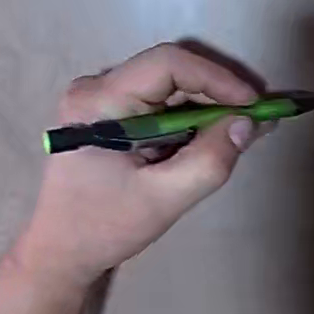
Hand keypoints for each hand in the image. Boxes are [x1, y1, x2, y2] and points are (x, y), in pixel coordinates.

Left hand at [15, 42, 261, 287]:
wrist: (58, 249)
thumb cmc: (103, 227)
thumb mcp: (162, 200)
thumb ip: (209, 161)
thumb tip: (249, 123)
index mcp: (99, 101)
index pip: (167, 64)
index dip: (216, 77)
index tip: (253, 104)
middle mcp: (95, 87)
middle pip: (167, 69)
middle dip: (216, 89)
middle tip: (255, 115)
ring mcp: (98, 96)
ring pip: (165, 83)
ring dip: (204, 102)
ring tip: (240, 126)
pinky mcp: (107, 110)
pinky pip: (156, 98)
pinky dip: (187, 113)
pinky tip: (211, 134)